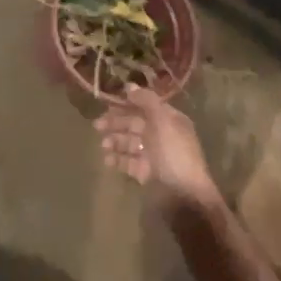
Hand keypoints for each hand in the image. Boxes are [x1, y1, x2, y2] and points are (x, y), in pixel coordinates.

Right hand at [95, 86, 220, 209]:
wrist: (183, 196)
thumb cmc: (173, 153)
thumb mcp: (163, 121)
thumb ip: (146, 101)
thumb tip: (129, 85)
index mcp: (170, 121)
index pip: (146, 107)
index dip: (127, 104)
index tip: (107, 103)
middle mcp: (162, 136)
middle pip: (135, 125)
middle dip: (116, 123)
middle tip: (97, 125)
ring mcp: (154, 156)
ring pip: (130, 143)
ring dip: (115, 141)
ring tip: (103, 144)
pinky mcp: (146, 173)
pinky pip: (128, 162)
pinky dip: (117, 159)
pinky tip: (106, 159)